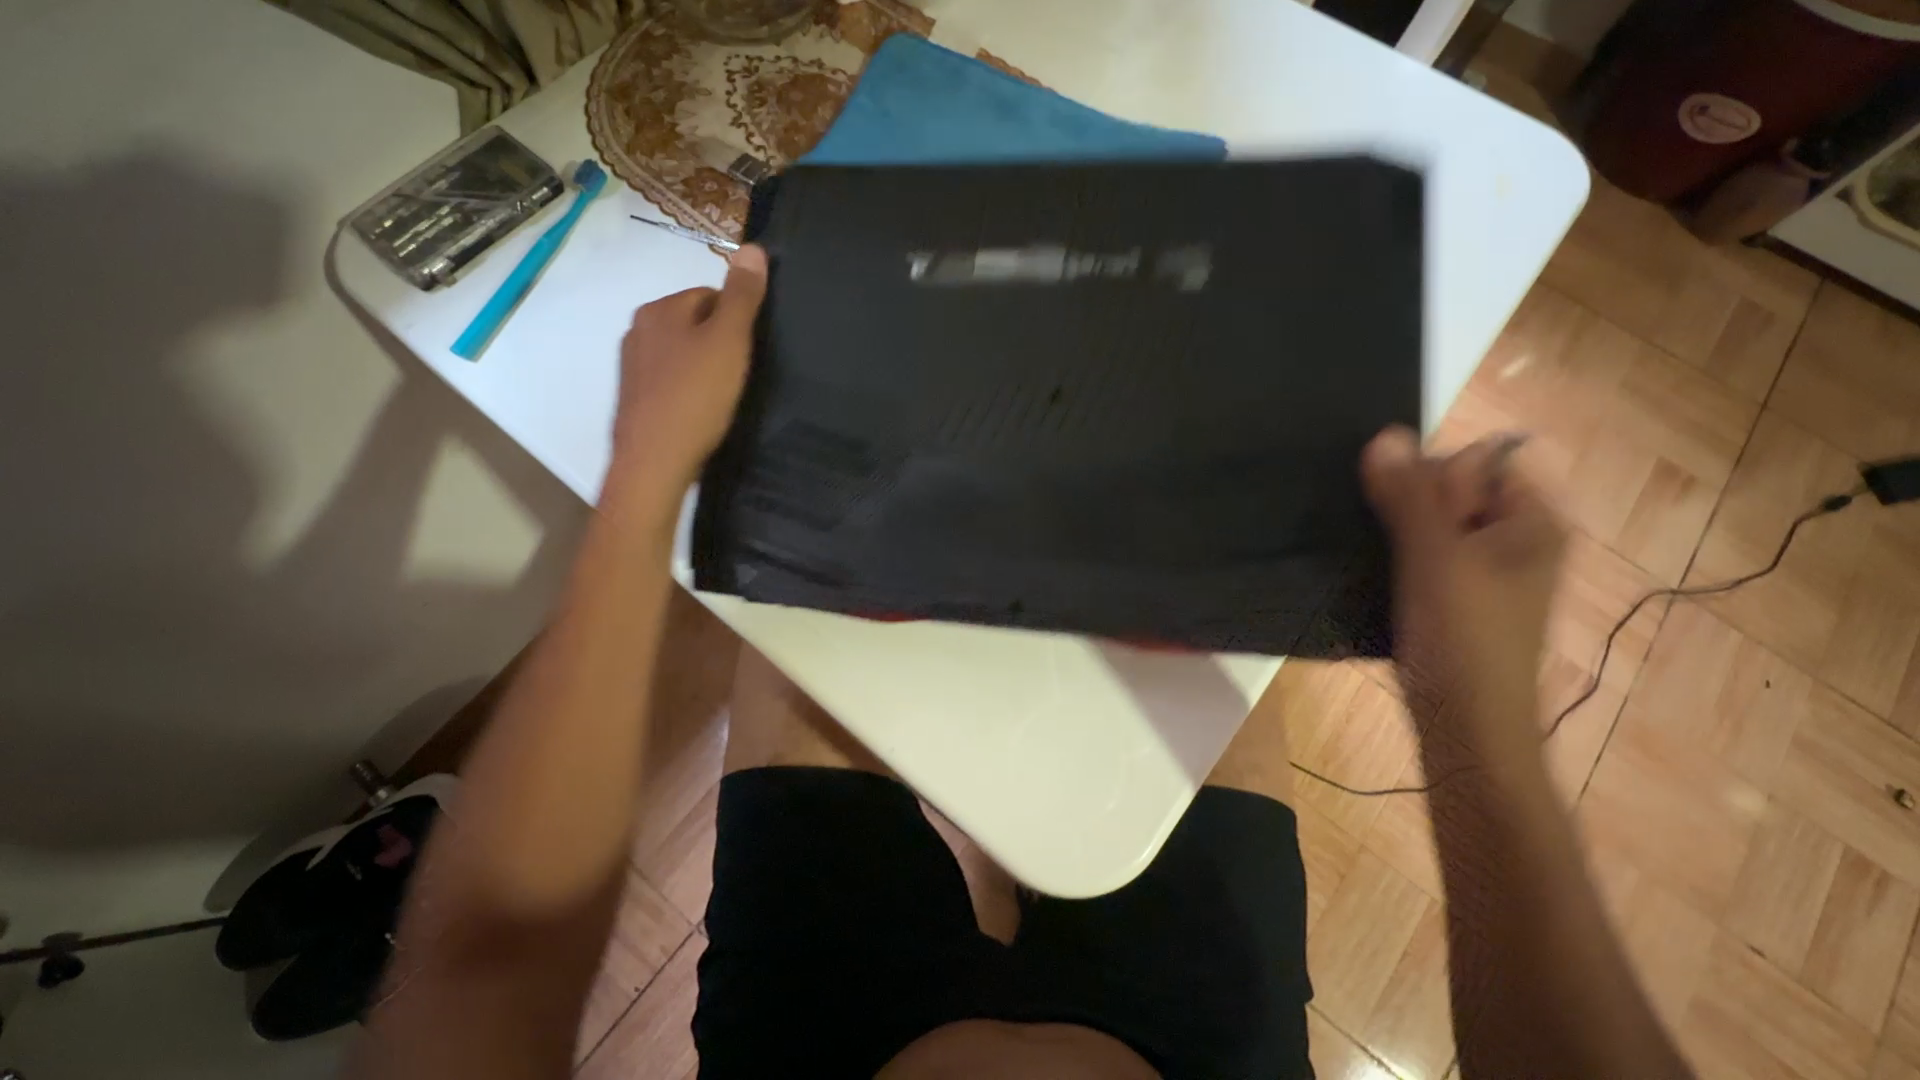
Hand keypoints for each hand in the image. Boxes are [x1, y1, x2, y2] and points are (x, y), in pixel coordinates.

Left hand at [608, 244, 768, 497]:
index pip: (710, 296)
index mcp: (659, 310)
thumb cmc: (695, 397)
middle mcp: (638, 331)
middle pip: (695, 325)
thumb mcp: (729, 341)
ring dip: (705, 372)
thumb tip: (752, 247)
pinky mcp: (635, 401)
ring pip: (683, 357)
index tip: (750, 351)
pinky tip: (703, 415)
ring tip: (723, 399)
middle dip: (720, 345)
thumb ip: (742, 296)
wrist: (654, 463)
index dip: (737, 322)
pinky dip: (690, 394)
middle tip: (740, 377)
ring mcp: (632, 368)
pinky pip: (672, 384)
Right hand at [1361, 425, 1565, 743]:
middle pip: (1454, 490)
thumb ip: (1410, 494)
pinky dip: (1399, 558)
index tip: (1411, 510)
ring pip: (1433, 525)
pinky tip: (1377, 577)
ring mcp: (1488, 572)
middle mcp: (1518, 540)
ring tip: (1377, 554)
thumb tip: (1383, 435)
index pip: (1481, 458)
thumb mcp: (1435, 556)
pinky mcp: (1458, 600)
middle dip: (1411, 501)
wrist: (1466, 728)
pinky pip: (1424, 557)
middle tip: (1394, 540)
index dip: (1437, 473)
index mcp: (1535, 520)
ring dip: (1398, 531)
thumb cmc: (1463, 638)